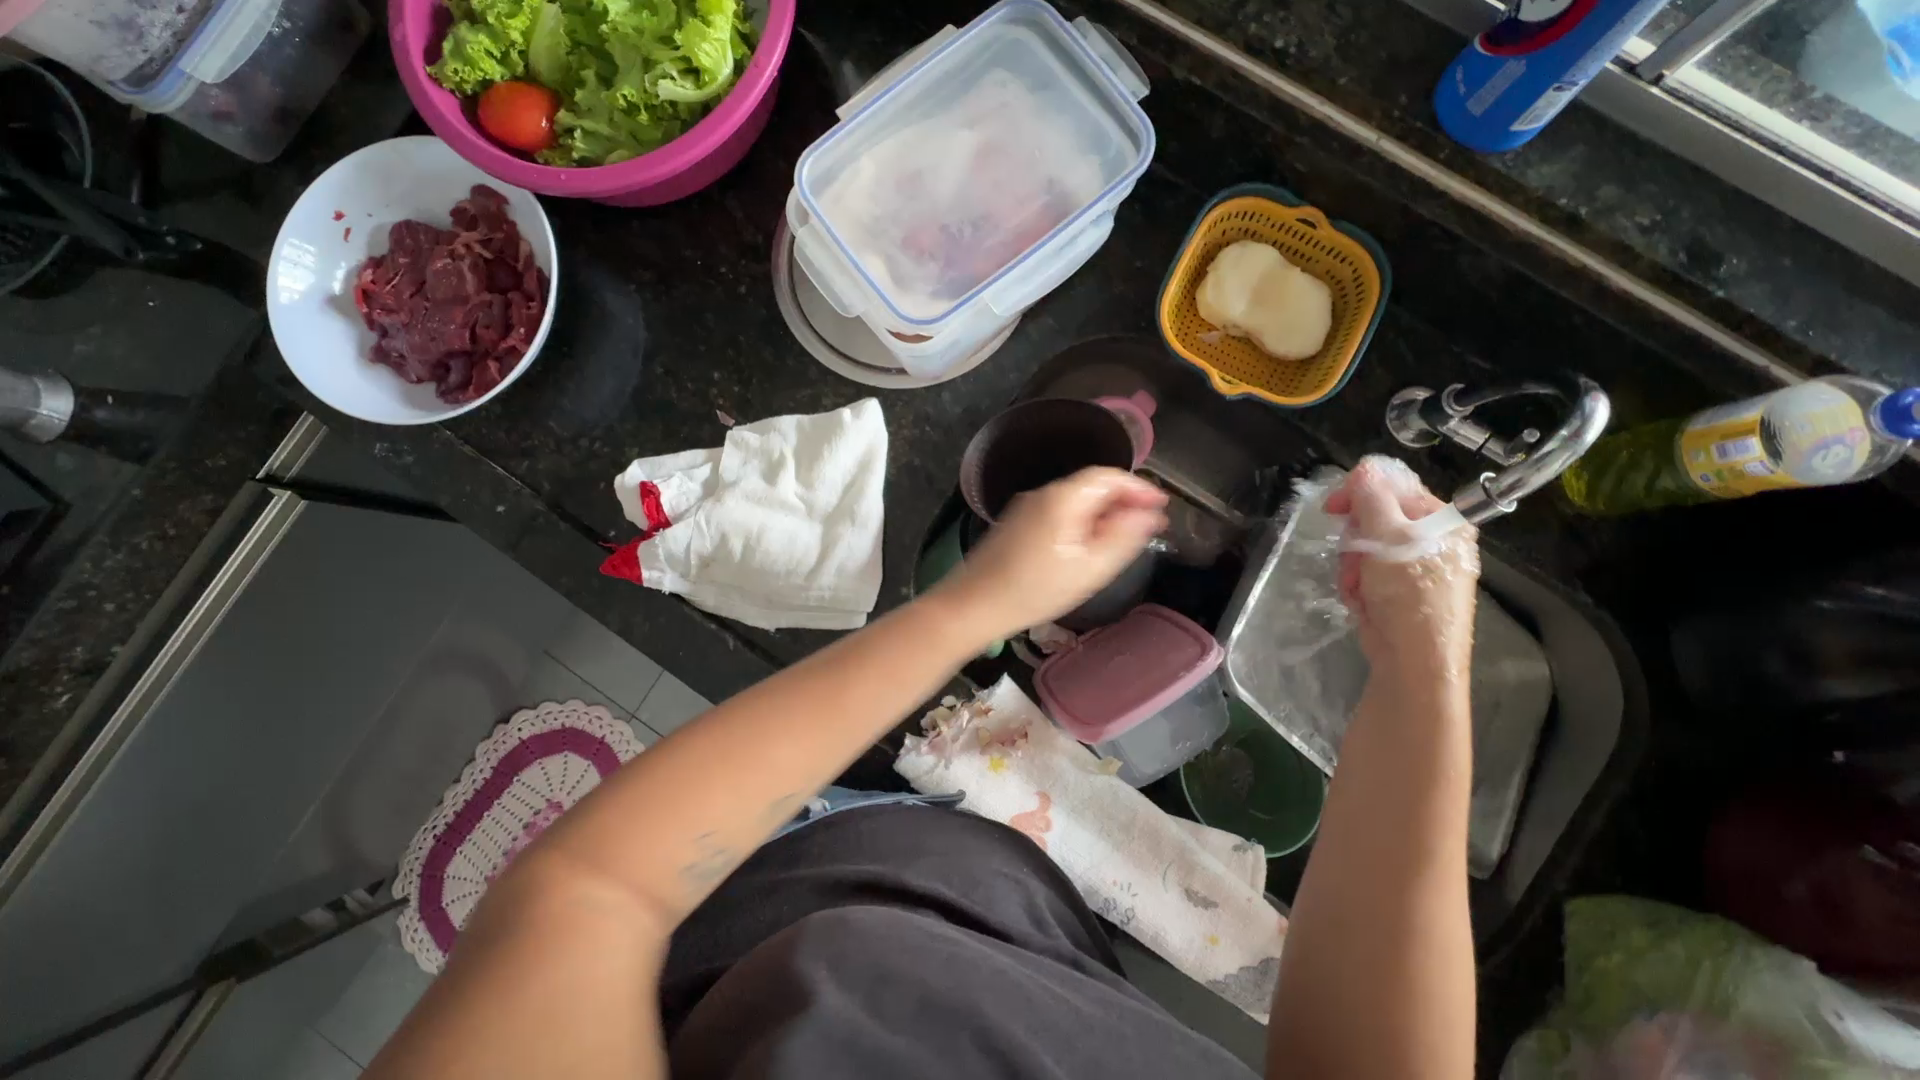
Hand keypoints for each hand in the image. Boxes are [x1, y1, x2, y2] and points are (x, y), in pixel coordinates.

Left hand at [937, 467, 1168, 642]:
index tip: (1161, 504)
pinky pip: (1057, 514)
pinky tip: (1088, 547)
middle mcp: (1042, 495)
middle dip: (1122, 500)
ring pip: (1074, 501)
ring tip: (1123, 536)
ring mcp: (1025, 510)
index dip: (1138, 487)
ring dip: (1102, 513)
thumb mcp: (1090, 568)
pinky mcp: (1015, 526)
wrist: (973, 606)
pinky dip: (1080, 523)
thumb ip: (1123, 536)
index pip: (1107, 476)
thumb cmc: (1035, 590)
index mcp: (1062, 498)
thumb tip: (1149, 514)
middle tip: (1147, 522)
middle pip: (1090, 486)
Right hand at [1325, 457, 1478, 681]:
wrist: (1415, 660)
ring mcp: (1415, 568)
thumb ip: (1372, 498)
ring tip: (1358, 586)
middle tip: (1354, 558)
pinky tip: (1361, 600)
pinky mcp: (1397, 591)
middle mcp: (1432, 541)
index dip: (1359, 493)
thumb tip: (1363, 467)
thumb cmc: (1410, 594)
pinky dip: (1357, 585)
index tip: (1332, 507)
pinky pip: (1366, 574)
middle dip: (1355, 540)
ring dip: (1353, 566)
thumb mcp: (1388, 538)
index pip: (1394, 487)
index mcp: (1442, 521)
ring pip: (1365, 548)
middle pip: (1376, 518)